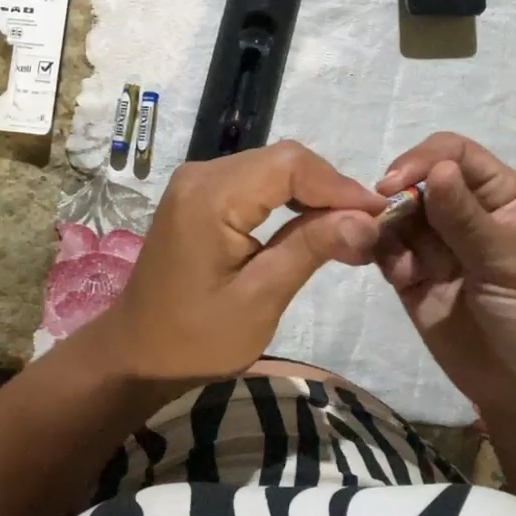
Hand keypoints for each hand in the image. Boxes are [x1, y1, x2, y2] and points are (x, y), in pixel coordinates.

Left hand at [83, 141, 384, 383]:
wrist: (135, 355)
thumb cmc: (195, 339)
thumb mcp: (260, 298)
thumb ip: (311, 248)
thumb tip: (369, 218)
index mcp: (211, 196)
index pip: (291, 164)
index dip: (340, 185)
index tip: (380, 218)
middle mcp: (201, 175)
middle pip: (282, 160)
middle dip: (330, 190)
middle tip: (368, 231)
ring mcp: (195, 182)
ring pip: (270, 168)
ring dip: (312, 194)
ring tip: (348, 232)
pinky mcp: (197, 196)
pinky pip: (252, 182)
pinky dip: (286, 200)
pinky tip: (311, 227)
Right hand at [373, 133, 515, 407]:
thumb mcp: (510, 261)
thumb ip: (466, 217)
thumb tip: (437, 166)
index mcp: (501, 198)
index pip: (455, 154)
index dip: (423, 159)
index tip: (394, 182)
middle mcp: (465, 214)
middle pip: (418, 181)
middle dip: (397, 195)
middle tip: (381, 219)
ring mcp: (437, 246)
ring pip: (397, 215)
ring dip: (386, 227)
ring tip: (398, 260)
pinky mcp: (413, 277)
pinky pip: (387, 251)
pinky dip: (383, 255)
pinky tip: (402, 278)